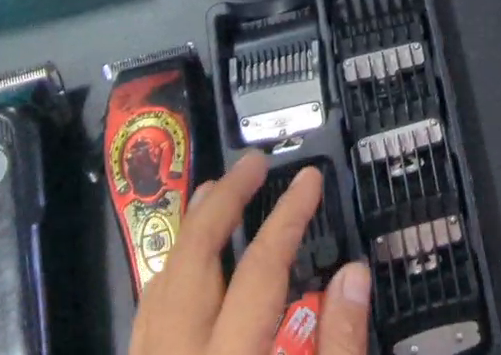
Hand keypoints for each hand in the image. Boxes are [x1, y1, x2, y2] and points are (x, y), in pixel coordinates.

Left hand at [129, 155, 369, 354]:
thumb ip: (341, 343)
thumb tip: (352, 275)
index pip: (259, 271)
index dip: (287, 218)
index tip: (309, 179)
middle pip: (193, 265)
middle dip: (222, 205)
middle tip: (252, 164)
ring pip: (161, 288)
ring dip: (190, 232)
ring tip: (214, 192)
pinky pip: (147, 317)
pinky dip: (170, 274)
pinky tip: (185, 261)